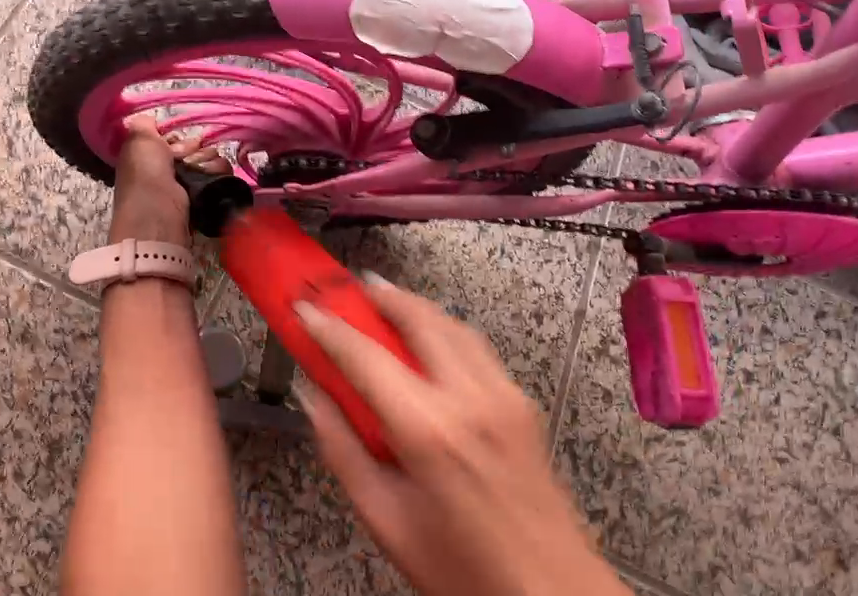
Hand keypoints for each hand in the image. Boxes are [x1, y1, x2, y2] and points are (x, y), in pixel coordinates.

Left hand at [107, 113, 225, 250]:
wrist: (158, 214)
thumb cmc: (145, 174)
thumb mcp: (137, 140)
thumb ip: (143, 124)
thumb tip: (152, 120)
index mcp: (150, 157)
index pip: (175, 140)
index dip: (179, 139)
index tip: (177, 144)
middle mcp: (169, 171)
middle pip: (197, 148)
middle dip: (196, 149)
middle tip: (187, 159)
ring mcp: (187, 184)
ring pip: (212, 159)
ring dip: (209, 161)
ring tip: (198, 170)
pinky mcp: (204, 197)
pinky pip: (220, 176)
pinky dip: (218, 173)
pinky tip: (211, 177)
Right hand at [293, 279, 629, 595]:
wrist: (551, 592)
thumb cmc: (466, 570)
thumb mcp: (385, 521)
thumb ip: (343, 453)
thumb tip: (316, 401)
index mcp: (429, 431)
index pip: (366, 357)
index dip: (330, 327)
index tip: (307, 311)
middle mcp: (469, 400)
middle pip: (419, 318)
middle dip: (381, 296)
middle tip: (351, 291)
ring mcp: (501, 396)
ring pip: (452, 323)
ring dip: (415, 306)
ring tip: (385, 303)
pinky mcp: (521, 403)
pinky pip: (477, 346)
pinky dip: (445, 329)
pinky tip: (429, 340)